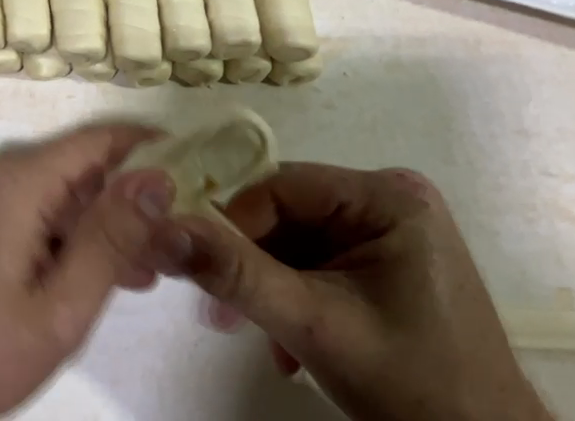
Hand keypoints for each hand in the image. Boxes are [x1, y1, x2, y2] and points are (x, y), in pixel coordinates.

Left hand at [0, 123, 185, 420]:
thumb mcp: (59, 308)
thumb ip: (110, 239)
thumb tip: (158, 180)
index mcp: (13, 182)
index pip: (97, 140)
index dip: (150, 148)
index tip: (201, 169)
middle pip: (78, 167)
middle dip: (131, 198)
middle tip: (179, 244)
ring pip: (57, 192)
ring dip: (103, 224)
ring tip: (152, 270)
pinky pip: (31, 210)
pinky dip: (69, 235)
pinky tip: (103, 274)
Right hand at [160, 164, 551, 420]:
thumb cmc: (413, 387)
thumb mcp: (314, 325)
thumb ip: (236, 273)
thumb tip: (160, 229)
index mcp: (388, 197)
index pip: (279, 186)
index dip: (232, 222)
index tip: (198, 267)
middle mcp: (388, 199)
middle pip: (282, 213)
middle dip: (249, 264)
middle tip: (219, 311)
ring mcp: (387, 231)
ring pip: (291, 240)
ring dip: (265, 286)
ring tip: (253, 334)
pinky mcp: (381, 261)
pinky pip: (312, 261)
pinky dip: (290, 297)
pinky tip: (285, 343)